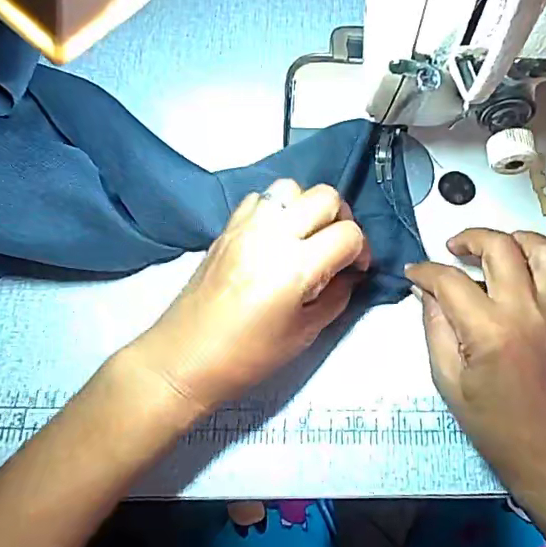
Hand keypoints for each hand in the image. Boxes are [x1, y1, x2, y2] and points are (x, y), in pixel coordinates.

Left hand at [124, 179, 370, 411]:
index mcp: (295, 265)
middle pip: (324, 197)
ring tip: (304, 238)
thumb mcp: (304, 334)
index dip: (361, 251)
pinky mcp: (226, 229)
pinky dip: (275, 210)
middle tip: (335, 248)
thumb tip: (349, 275)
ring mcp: (245, 227)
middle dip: (340, 220)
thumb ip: (336, 297)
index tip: (355, 269)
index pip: (348, 234)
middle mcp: (272, 235)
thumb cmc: (247, 356)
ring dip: (306, 207)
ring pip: (290, 188)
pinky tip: (274, 238)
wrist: (185, 358)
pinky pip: (259, 199)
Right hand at [405, 229, 545, 504]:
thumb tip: (426, 292)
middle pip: (499, 248)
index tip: (415, 273)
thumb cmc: (492, 421)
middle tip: (454, 249)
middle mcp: (526, 313)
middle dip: (469, 238)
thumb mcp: (446, 378)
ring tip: (500, 246)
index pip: (449, 280)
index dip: (425, 271)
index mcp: (488, 331)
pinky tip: (541, 270)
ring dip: (519, 238)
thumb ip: (435, 327)